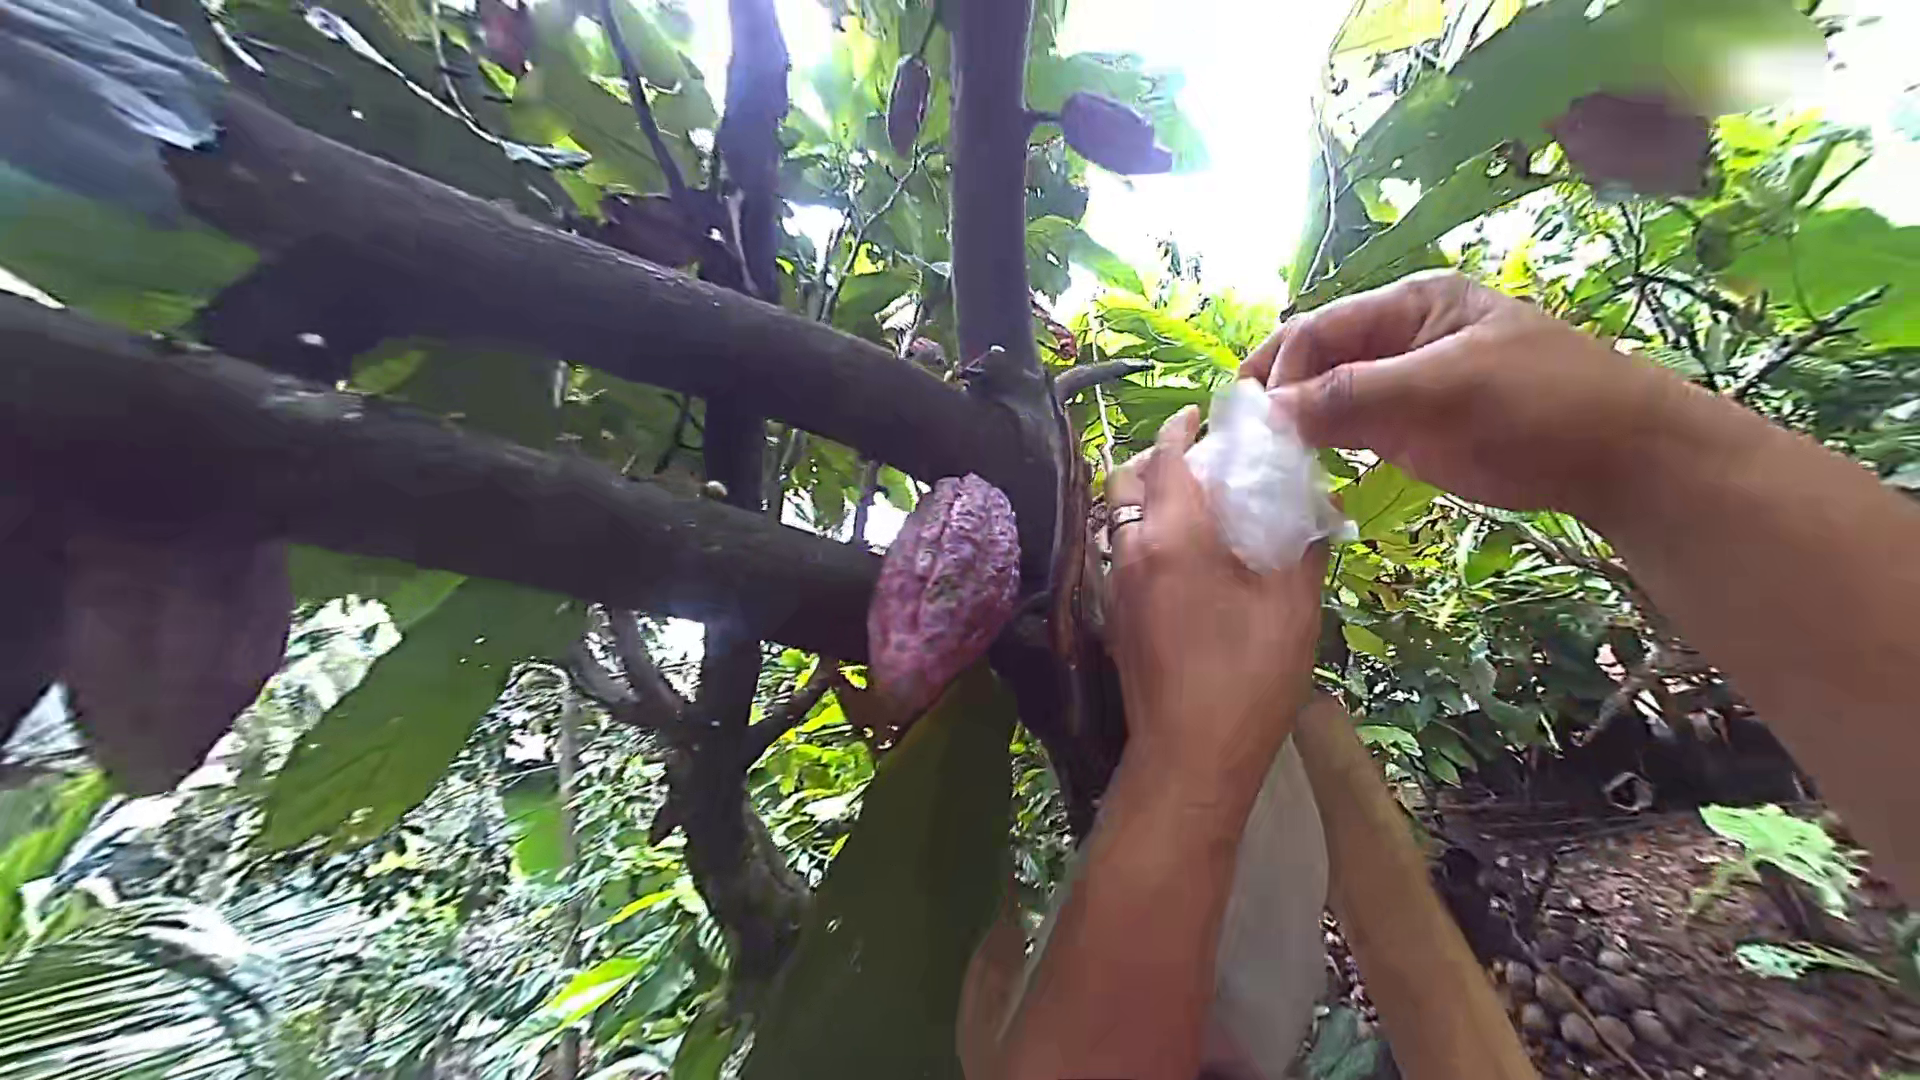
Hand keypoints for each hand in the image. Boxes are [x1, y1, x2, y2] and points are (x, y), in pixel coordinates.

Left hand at [1105, 407, 1325, 794]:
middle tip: (1192, 460)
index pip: (1163, 460)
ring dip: (1141, 496)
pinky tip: (1173, 552)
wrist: (1189, 749)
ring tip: (1185, 502)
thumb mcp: (1291, 606)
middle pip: (1124, 481)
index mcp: (1172, 536)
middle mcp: (1130, 550)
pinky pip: (1117, 550)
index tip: (1193, 414)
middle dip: (1151, 458)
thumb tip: (1313, 506)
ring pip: (1116, 517)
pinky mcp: (1111, 611)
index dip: (1177, 430)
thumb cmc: (1248, 675)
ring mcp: (1113, 583)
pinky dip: (1137, 531)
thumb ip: (1298, 544)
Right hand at [1242, 270, 1699, 519]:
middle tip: (1246, 437)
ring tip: (1260, 455)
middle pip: (1308, 362)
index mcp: (1406, 306)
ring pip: (1314, 398)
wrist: (1617, 460)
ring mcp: (1389, 385)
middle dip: (1274, 394)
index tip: (1259, 418)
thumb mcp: (1446, 387)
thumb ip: (1352, 395)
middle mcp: (1389, 340)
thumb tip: (1266, 413)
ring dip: (1286, 422)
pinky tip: (1290, 463)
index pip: (1317, 330)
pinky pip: (1333, 429)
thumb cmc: (1542, 402)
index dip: (1282, 370)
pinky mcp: (1391, 427)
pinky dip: (1308, 444)